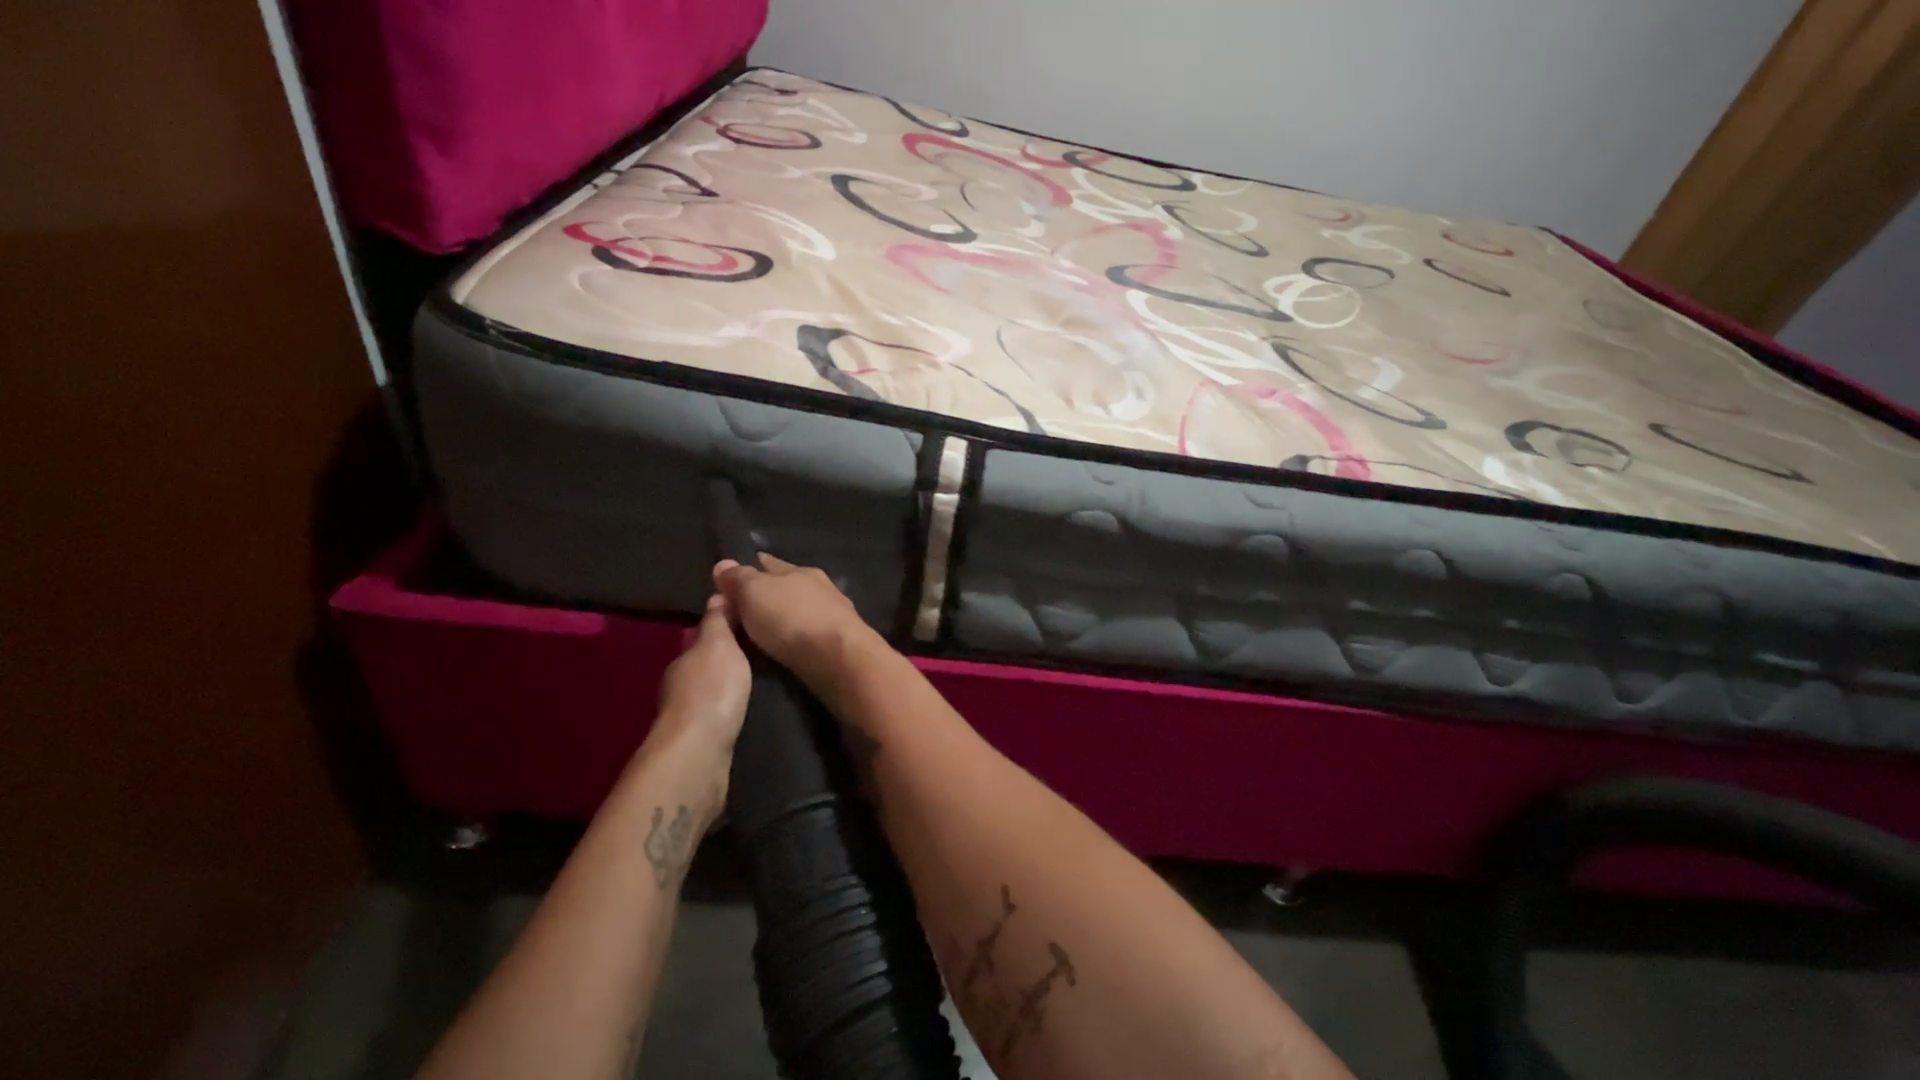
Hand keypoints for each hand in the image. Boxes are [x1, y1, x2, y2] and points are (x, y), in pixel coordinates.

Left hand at [652, 592, 750, 765]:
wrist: (700, 754)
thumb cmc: (711, 691)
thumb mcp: (719, 645)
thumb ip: (718, 621)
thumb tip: (718, 591)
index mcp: (685, 659)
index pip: (707, 636)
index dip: (728, 627)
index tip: (755, 620)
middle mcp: (682, 686)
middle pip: (709, 666)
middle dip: (732, 660)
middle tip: (768, 653)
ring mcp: (690, 718)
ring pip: (714, 694)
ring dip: (732, 689)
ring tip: (766, 683)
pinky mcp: (702, 744)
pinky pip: (720, 719)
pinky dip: (732, 713)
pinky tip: (750, 712)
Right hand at [712, 553, 880, 684]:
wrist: (839, 658)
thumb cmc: (791, 619)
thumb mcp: (754, 592)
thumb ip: (738, 579)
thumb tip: (724, 564)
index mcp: (799, 570)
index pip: (768, 563)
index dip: (749, 568)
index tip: (731, 576)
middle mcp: (819, 587)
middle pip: (786, 585)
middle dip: (767, 593)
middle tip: (741, 608)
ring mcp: (833, 614)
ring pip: (800, 609)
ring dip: (783, 615)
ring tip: (761, 630)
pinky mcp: (839, 642)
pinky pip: (809, 633)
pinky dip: (795, 636)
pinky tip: (787, 646)